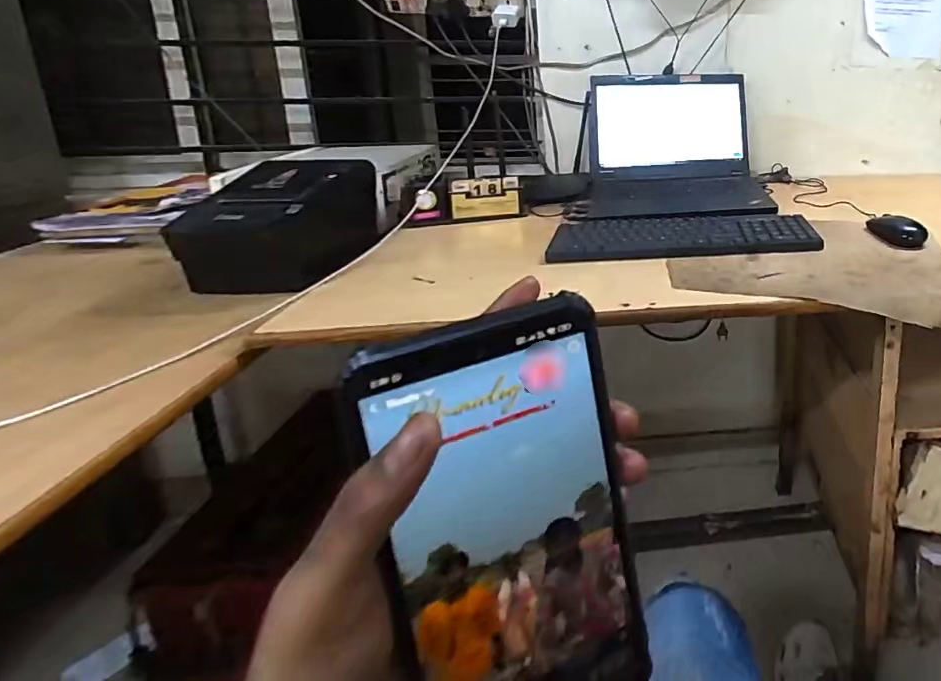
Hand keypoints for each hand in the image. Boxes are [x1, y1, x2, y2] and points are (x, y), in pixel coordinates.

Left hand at [247, 277, 646, 680]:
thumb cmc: (309, 653)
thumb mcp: (325, 577)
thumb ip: (363, 508)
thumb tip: (427, 421)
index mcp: (397, 470)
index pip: (443, 386)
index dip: (488, 334)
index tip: (532, 296)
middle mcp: (440, 487)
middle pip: (511, 424)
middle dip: (570, 403)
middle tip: (618, 410)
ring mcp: (467, 530)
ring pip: (536, 472)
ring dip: (588, 457)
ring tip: (630, 463)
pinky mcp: (488, 577)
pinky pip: (542, 532)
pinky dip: (582, 517)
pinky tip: (611, 516)